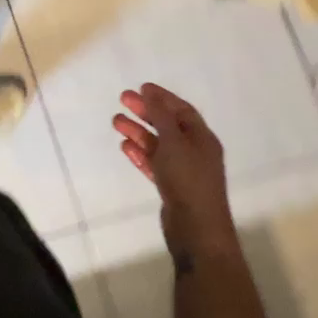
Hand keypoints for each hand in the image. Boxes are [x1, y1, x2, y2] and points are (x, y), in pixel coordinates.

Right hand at [113, 83, 239, 266]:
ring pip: (158, 145)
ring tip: (115, 122)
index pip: (181, 110)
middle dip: (146, 112)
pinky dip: (140, 154)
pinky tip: (125, 147)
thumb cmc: (188, 179)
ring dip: (138, 132)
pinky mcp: (172, 188)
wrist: (196, 230)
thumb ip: (161, 115)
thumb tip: (150, 92)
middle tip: (122, 100)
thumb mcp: (173, 141)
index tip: (140, 88)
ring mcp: (183, 171)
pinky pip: (154, 164)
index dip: (162, 97)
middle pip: (167, 125)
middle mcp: (194, 151)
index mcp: (202, 138)